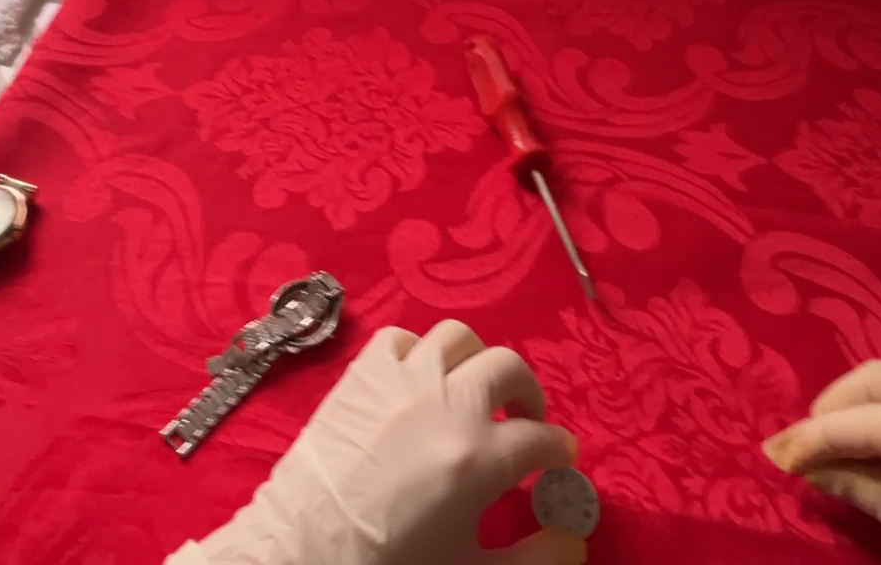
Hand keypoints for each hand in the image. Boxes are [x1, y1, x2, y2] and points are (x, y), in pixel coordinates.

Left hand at [169, 321, 585, 564]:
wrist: (305, 550)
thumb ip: (536, 557)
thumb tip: (574, 535)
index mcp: (478, 456)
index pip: (542, 438)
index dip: (558, 451)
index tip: (558, 461)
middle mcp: (446, 401)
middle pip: (508, 367)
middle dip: (527, 393)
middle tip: (522, 420)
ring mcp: (402, 377)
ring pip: (457, 338)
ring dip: (476, 361)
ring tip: (472, 389)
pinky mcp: (364, 369)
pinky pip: (402, 337)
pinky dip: (418, 351)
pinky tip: (417, 379)